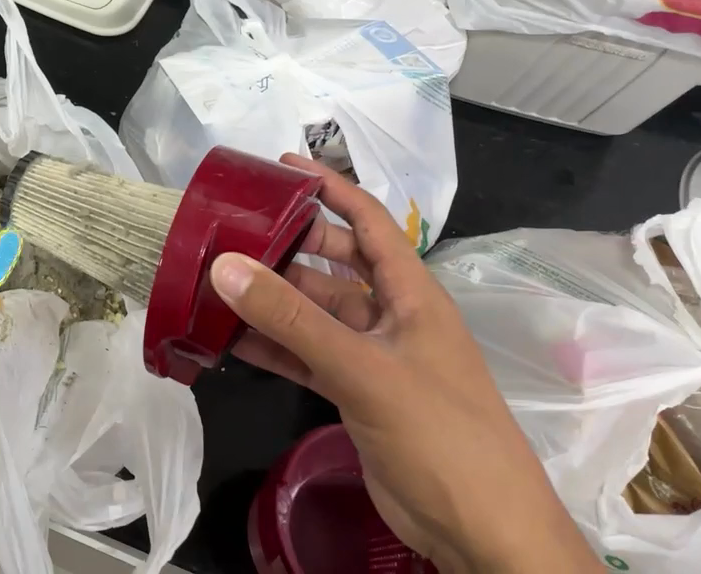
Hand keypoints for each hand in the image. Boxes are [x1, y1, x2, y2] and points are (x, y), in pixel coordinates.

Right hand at [210, 156, 600, 573]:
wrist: (485, 536)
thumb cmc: (441, 434)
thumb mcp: (363, 368)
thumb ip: (292, 318)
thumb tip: (224, 265)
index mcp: (411, 293)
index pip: (369, 221)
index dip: (330, 188)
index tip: (281, 165)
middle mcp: (391, 315)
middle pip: (333, 264)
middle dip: (287, 245)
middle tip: (230, 230)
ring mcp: (373, 355)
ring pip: (313, 311)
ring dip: (271, 299)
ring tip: (215, 281)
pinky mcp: (356, 392)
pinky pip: (306, 354)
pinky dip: (273, 344)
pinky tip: (231, 337)